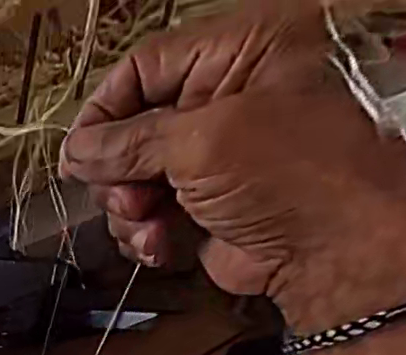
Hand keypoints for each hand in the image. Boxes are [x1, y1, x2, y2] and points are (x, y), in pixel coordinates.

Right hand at [58, 2, 405, 331]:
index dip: (105, 112)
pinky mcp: (197, 202)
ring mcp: (208, 154)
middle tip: (133, 198)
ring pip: (127, 179)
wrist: (332, 251)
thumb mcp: (204, 143)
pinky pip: (142, 213)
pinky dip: (142, 234)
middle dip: (119, 175)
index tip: (79, 154)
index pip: (144, 67)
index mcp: (242, 51)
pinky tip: (162, 244)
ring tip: (152, 225)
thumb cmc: (296, 176)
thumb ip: (129, 142)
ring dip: (128, 211)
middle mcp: (222, 98)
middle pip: (127, 131)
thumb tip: (73, 149)